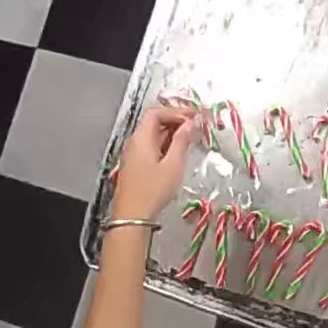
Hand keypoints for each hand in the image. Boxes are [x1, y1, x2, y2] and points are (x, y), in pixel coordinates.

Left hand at [111, 106, 195, 220]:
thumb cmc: (152, 191)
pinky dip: (166, 144)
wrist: (132, 216)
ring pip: (153, 134)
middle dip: (175, 120)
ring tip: (190, 138)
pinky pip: (151, 146)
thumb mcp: (173, 165)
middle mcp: (135, 142)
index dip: (176, 112)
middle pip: (154, 121)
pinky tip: (178, 152)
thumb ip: (182, 141)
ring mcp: (134, 154)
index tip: (194, 117)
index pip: (156, 113)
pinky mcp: (136, 165)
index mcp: (141, 138)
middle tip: (195, 125)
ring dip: (172, 133)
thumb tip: (190, 124)